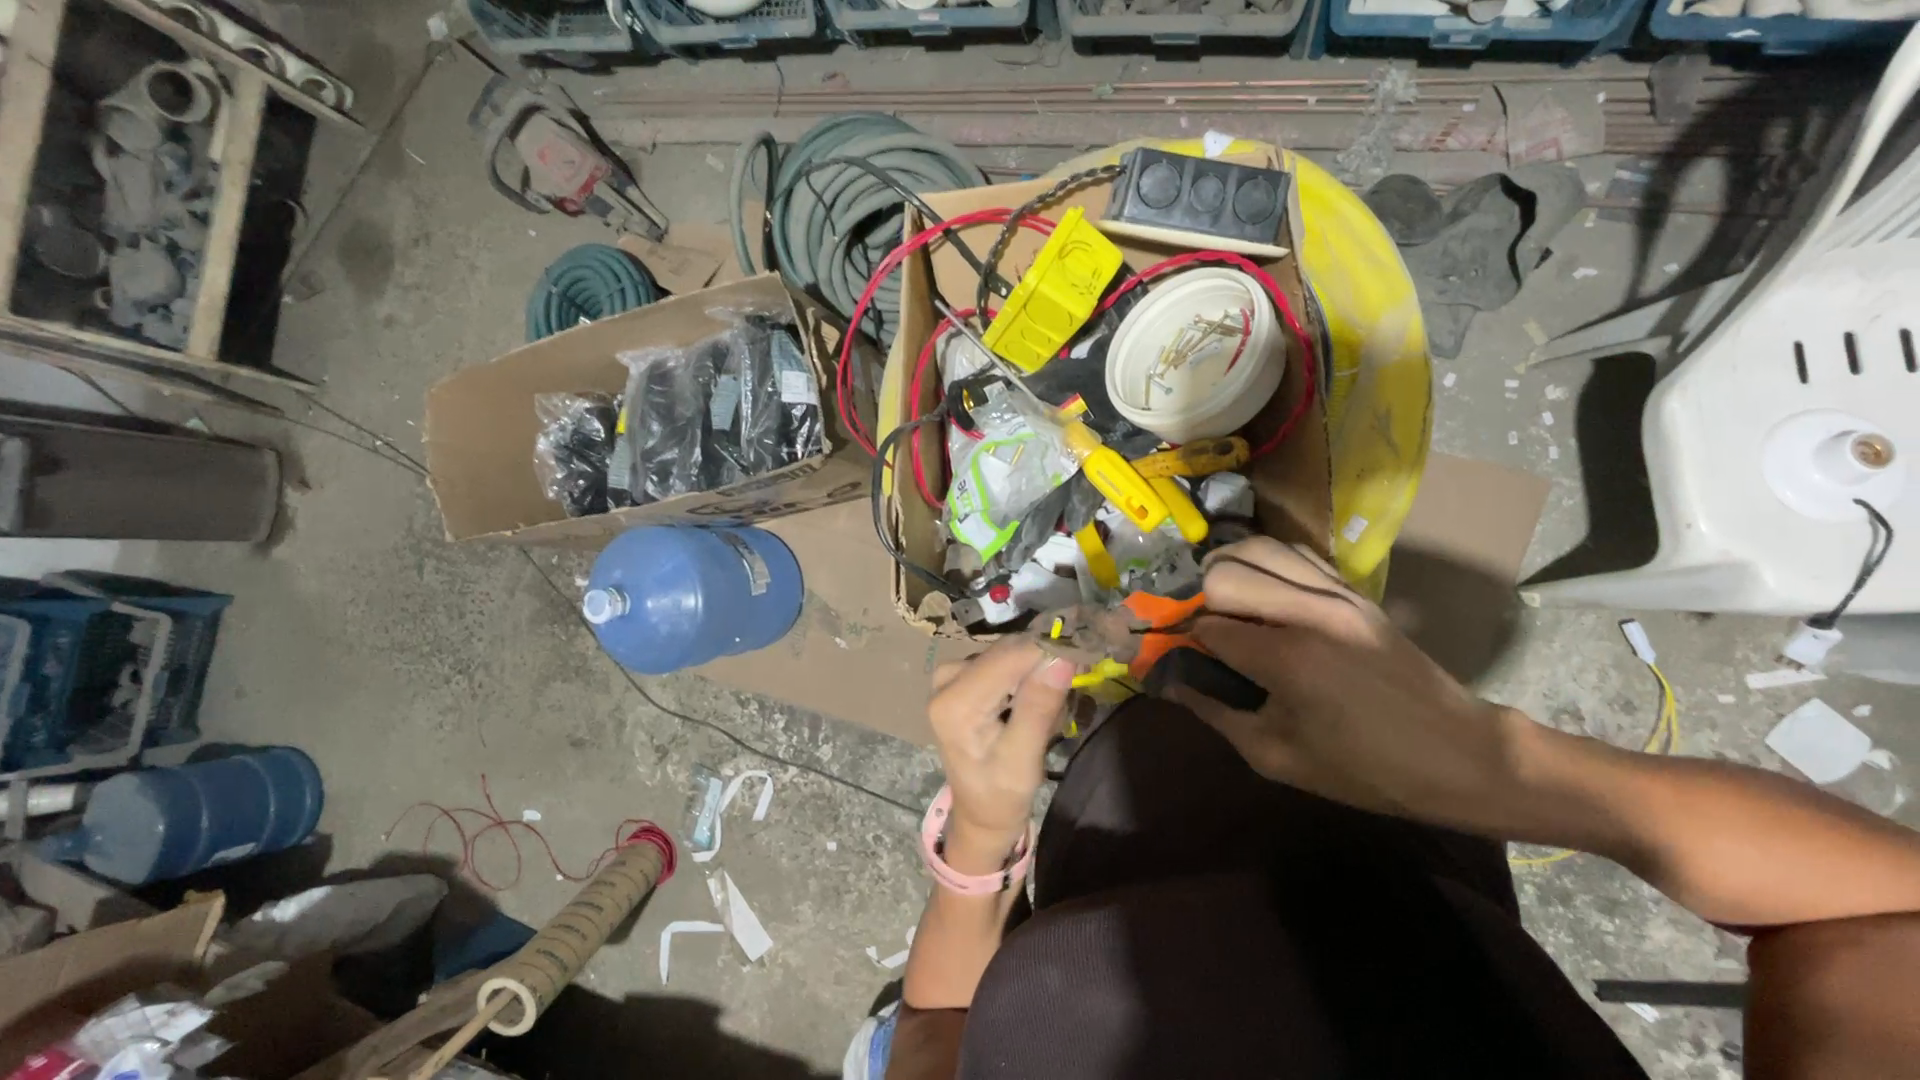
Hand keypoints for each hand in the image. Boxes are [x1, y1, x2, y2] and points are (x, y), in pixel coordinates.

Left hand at [928, 641, 1074, 871]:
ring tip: (1049, 710)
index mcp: (955, 701)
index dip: (1051, 650)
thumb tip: (1062, 656)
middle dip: (1045, 665)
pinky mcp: (962, 676)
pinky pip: (1004, 661)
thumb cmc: (1000, 794)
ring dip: (1037, 673)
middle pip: (1010, 650)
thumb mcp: (1023, 758)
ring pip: (1011, 652)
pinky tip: (1032, 704)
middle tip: (1068, 697)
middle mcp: (947, 678)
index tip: (1087, 655)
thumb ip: (1039, 706)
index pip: (1011, 656)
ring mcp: (952, 674)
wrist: (979, 812)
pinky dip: (1025, 677)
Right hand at [1161, 537, 1549, 835]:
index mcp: (1287, 657)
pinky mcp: (1354, 591)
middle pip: (1224, 569)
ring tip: (1220, 604)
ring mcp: (1336, 593)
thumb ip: (1216, 713)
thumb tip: (1172, 682)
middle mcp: (1309, 610)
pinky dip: (1264, 563)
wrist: (1462, 755)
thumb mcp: (1278, 758)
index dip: (1175, 637)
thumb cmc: (1366, 771)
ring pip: (1257, 548)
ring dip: (1227, 570)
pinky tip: (1259, 594)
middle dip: (1196, 597)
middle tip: (1195, 630)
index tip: (1162, 652)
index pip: (1206, 624)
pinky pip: (1294, 554)